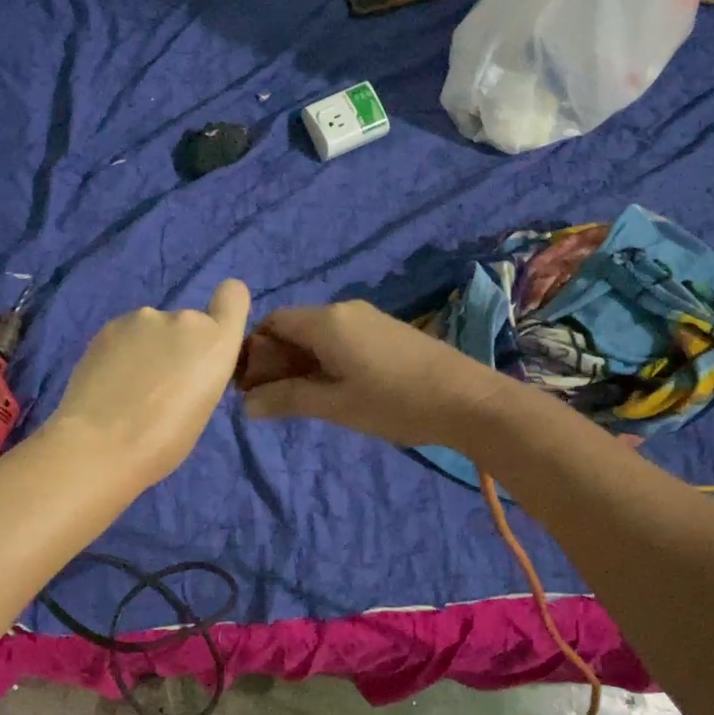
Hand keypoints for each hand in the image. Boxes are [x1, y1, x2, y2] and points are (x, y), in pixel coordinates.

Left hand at [46, 279, 251, 485]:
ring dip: (147, 349)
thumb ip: (201, 373)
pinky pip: (125, 335)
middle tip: (158, 385)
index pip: (233, 295)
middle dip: (177, 346)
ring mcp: (143, 318)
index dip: (224, 309)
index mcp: (216, 342)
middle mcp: (185, 319)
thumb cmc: (163, 442)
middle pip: (188, 323)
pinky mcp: (109, 325)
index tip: (210, 337)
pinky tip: (107, 382)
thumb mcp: (201, 408)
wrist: (99, 445)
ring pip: (153, 329)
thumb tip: (184, 368)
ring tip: (127, 388)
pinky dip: (120, 352)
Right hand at [239, 301, 510, 444]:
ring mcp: (369, 318)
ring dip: (302, 361)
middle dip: (276, 359)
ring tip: (301, 398)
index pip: (272, 322)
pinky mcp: (387, 331)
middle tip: (270, 398)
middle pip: (294, 327)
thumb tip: (245, 405)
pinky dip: (326, 359)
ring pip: (318, 334)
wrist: (468, 400)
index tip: (247, 384)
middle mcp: (344, 310)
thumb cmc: (394, 401)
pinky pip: (341, 338)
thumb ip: (287, 399)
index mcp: (326, 321)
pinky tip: (334, 389)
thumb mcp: (335, 405)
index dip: (254, 350)